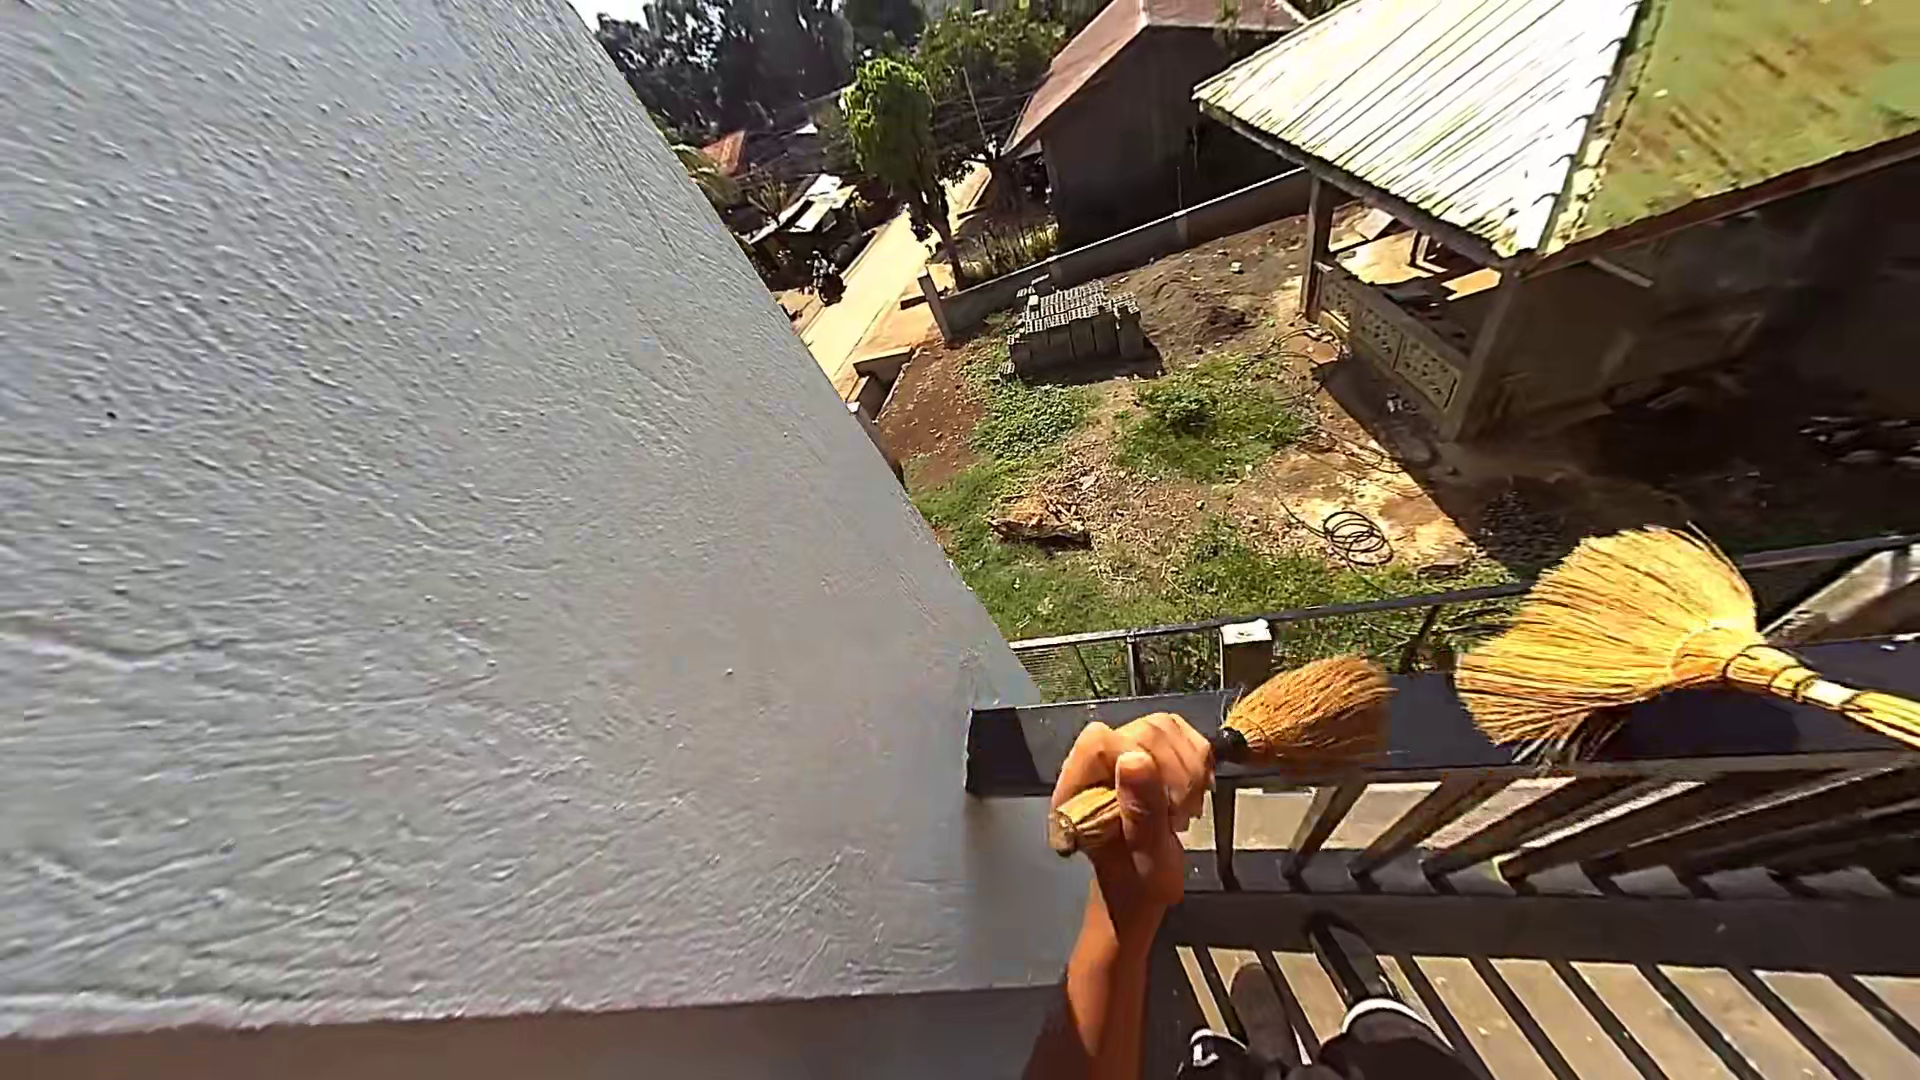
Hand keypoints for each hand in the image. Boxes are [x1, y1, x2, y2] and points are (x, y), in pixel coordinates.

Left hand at [1050, 713, 1211, 932]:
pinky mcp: (1145, 743)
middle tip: (1179, 813)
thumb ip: (1141, 811)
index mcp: (1076, 782)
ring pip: (1164, 726)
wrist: (1141, 882)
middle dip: (1175, 773)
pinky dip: (1197, 760)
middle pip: (1143, 730)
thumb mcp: (1146, 859)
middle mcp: (1091, 757)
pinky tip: (1191, 791)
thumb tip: (1134, 758)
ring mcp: (1118, 745)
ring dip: (1189, 769)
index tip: (1169, 803)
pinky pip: (1179, 730)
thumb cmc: (1138, 881)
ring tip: (1182, 806)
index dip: (1145, 764)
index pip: (1103, 741)